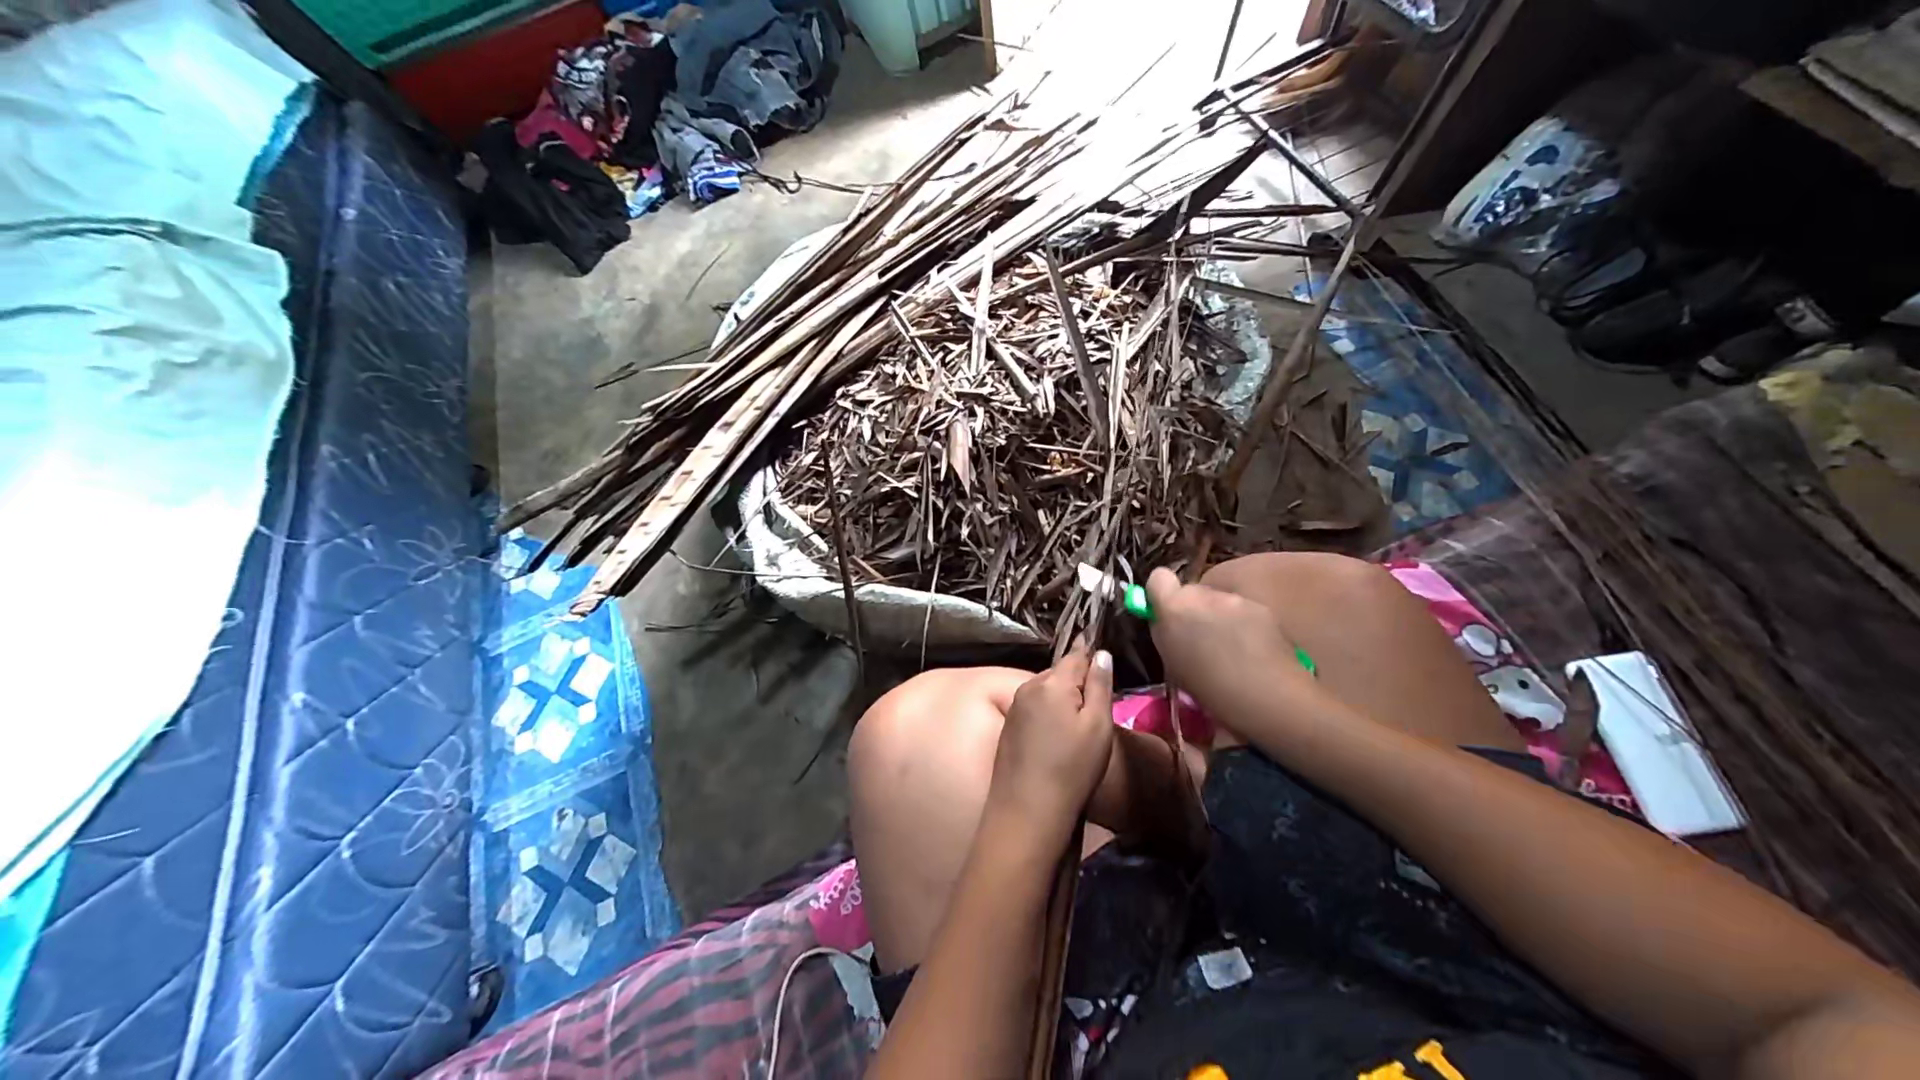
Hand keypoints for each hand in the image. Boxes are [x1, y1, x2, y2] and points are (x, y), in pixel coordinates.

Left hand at [986, 645, 1114, 839]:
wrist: (1028, 809)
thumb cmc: (1072, 767)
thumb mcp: (1098, 726)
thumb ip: (1100, 685)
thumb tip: (1101, 654)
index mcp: (1051, 682)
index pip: (1076, 655)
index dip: (1092, 656)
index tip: (1104, 659)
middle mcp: (1027, 687)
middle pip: (1059, 672)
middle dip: (1077, 681)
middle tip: (1098, 705)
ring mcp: (1014, 707)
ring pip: (1046, 690)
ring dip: (1062, 699)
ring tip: (1080, 724)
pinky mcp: (1008, 727)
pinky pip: (1034, 708)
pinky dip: (1048, 714)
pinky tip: (1058, 738)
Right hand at [1145, 568, 1311, 721]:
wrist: (1263, 695)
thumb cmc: (1207, 688)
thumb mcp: (1172, 662)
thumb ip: (1167, 631)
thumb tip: (1167, 620)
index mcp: (1173, 607)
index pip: (1158, 578)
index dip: (1162, 592)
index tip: (1167, 611)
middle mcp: (1203, 595)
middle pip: (1193, 591)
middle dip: (1195, 608)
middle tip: (1203, 636)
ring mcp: (1234, 599)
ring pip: (1221, 601)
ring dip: (1222, 616)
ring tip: (1233, 647)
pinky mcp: (1261, 607)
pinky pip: (1245, 610)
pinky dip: (1246, 624)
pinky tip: (1254, 649)